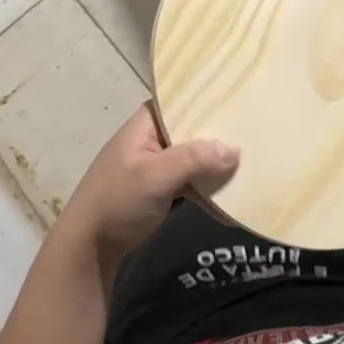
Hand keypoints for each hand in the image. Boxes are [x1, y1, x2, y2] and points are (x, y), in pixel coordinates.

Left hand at [56, 105, 238, 271]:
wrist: (89, 248)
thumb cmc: (118, 201)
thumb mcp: (155, 176)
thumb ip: (193, 159)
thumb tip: (235, 148)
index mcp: (144, 125)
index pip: (178, 100)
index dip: (205, 97)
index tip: (238, 95)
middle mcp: (150, 140)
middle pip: (189, 129)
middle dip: (217, 131)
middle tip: (253, 127)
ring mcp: (154, 166)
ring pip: (192, 156)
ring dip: (214, 160)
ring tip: (252, 155)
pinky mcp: (159, 190)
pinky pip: (189, 179)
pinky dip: (207, 182)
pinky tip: (232, 187)